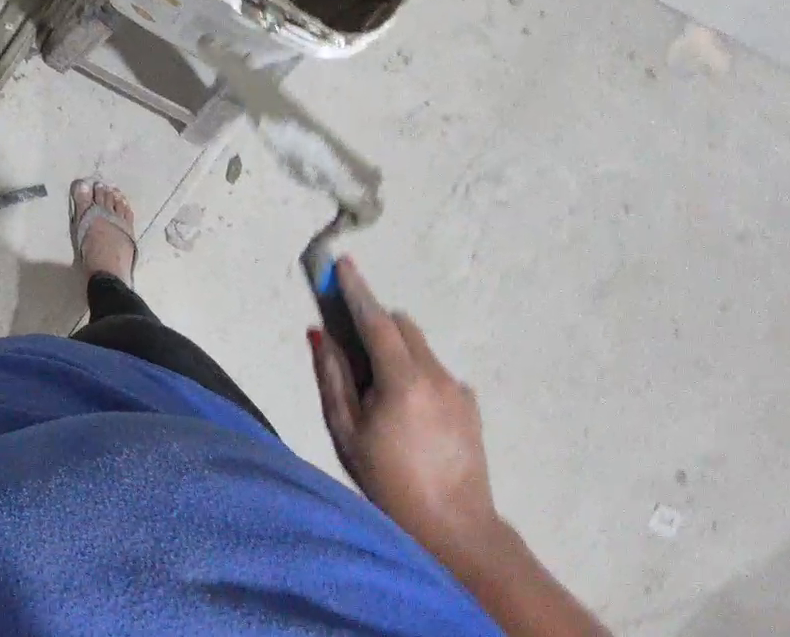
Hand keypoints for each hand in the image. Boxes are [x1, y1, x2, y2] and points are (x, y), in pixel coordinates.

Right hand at [310, 261, 611, 636]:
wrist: (454, 527)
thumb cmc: (386, 478)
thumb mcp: (344, 427)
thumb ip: (331, 375)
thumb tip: (319, 332)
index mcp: (403, 381)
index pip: (376, 322)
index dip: (355, 290)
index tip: (341, 262)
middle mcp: (437, 377)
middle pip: (401, 326)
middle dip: (373, 321)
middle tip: (346, 343)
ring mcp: (459, 390)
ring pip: (418, 346)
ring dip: (391, 347)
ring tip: (372, 388)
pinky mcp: (470, 405)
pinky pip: (432, 369)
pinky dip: (409, 369)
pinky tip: (399, 408)